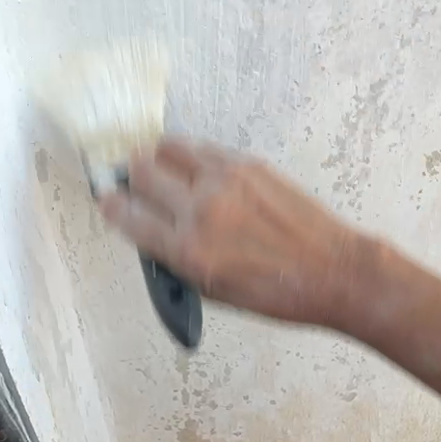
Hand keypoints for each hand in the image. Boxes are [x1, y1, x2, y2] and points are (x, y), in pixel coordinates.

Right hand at [98, 137, 371, 327]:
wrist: (332, 271)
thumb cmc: (276, 294)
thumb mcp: (215, 292)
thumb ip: (178, 259)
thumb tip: (154, 233)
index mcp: (188, 251)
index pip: (127, 216)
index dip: (111, 206)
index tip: (108, 201)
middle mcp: (199, 210)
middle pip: (140, 171)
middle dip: (131, 178)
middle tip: (136, 184)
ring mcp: (223, 181)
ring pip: (167, 147)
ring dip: (158, 158)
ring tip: (165, 171)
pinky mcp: (247, 164)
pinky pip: (202, 148)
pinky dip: (190, 156)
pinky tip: (197, 171)